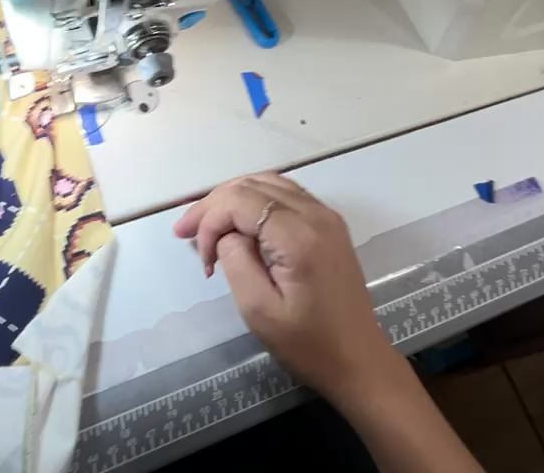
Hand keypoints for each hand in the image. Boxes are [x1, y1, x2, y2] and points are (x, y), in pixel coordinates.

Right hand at [172, 173, 403, 400]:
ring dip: (234, 198)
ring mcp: (326, 214)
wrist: (359, 359)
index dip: (211, 220)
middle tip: (184, 231)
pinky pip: (285, 194)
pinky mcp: (329, 223)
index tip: (203, 260)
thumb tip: (225, 233)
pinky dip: (256, 200)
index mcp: (299, 235)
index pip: (241, 201)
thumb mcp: (259, 310)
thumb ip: (236, 260)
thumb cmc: (308, 344)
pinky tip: (239, 221)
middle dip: (214, 204)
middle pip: (253, 185)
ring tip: (206, 224)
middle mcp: (315, 213)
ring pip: (268, 183)